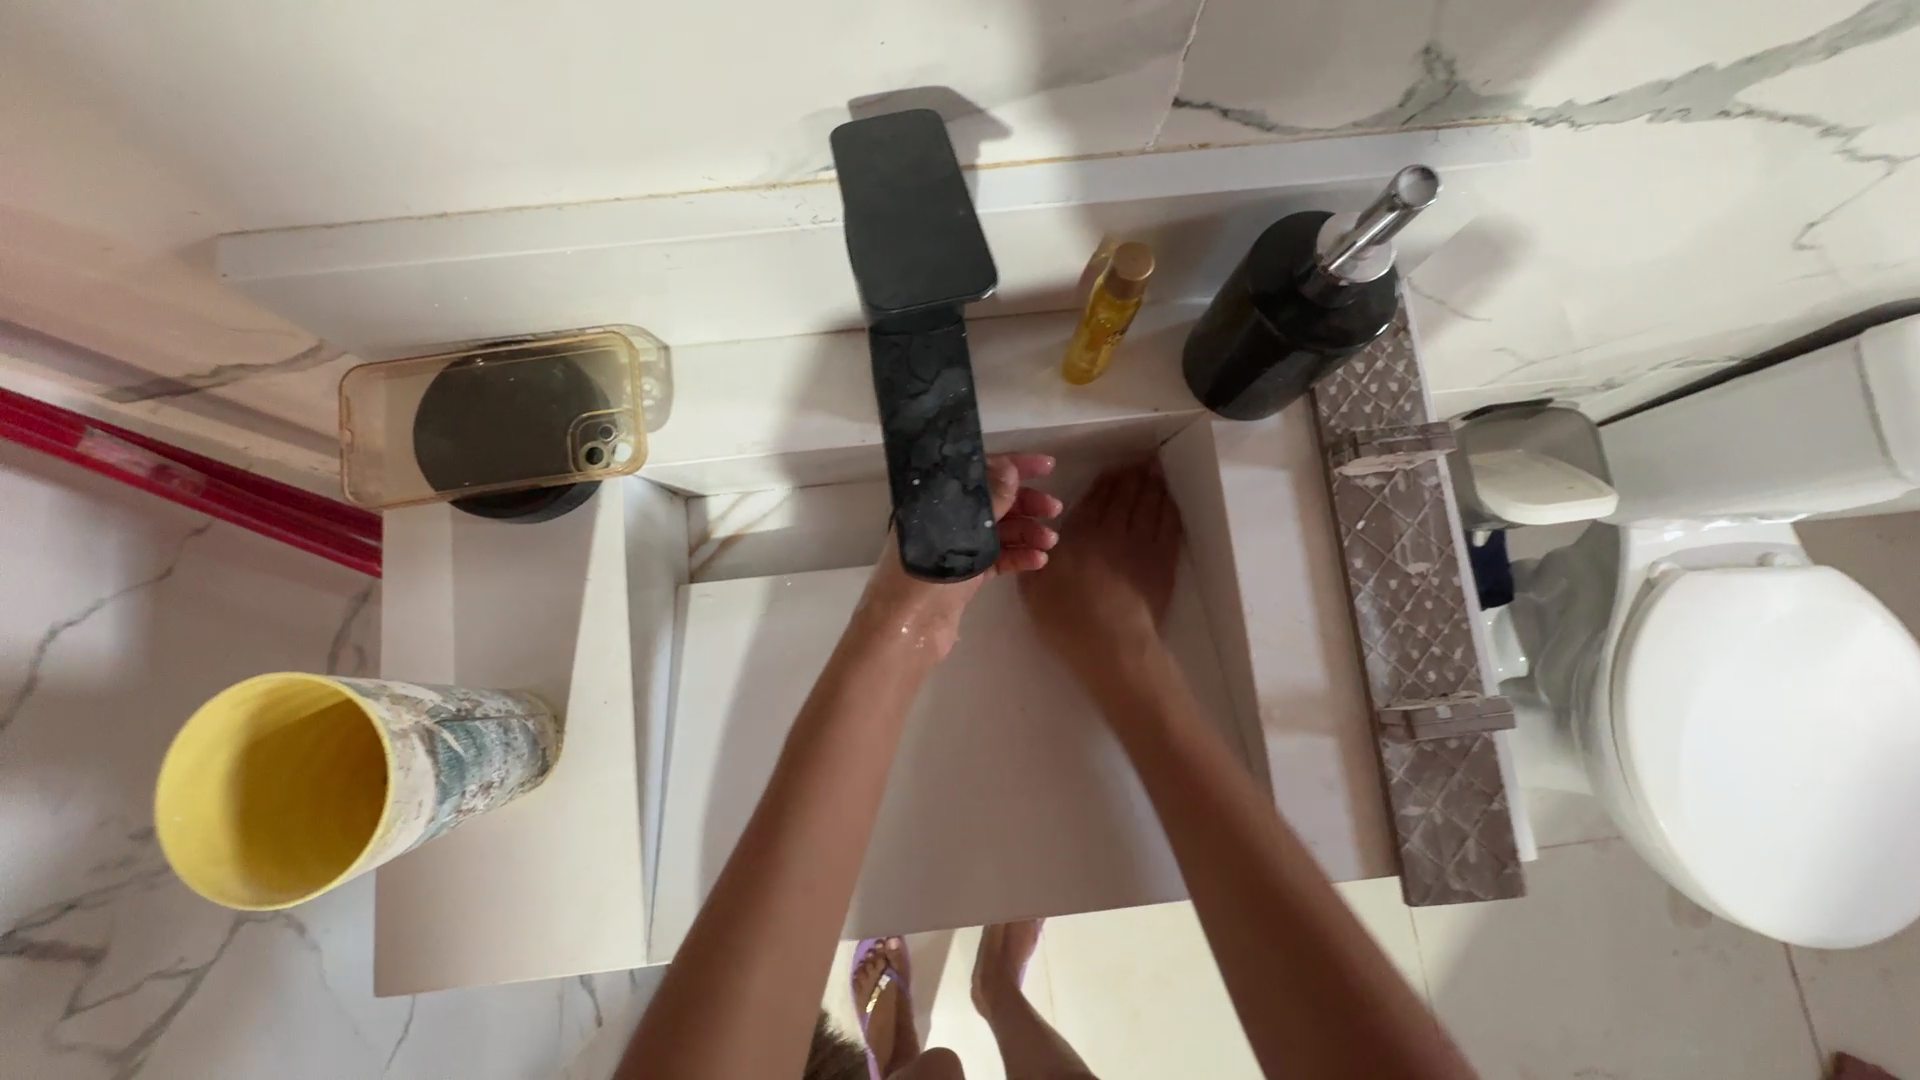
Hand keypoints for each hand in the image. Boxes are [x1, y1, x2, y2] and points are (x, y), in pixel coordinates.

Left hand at [858, 453, 1062, 654]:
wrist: (906, 630)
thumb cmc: (925, 573)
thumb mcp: (959, 530)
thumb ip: (988, 500)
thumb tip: (1010, 470)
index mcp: (934, 501)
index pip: (978, 472)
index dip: (1013, 466)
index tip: (1047, 466)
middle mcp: (944, 521)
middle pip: (991, 502)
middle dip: (1025, 502)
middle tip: (1055, 508)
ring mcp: (955, 550)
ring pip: (998, 531)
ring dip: (1026, 531)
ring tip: (1050, 540)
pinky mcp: (964, 576)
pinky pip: (997, 559)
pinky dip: (1018, 556)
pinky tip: (1039, 560)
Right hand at [1019, 459, 1181, 674]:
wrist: (1111, 642)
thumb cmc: (1065, 619)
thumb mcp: (1032, 587)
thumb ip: (1037, 557)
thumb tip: (1042, 538)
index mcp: (1077, 534)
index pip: (1095, 499)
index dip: (1106, 482)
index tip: (1114, 469)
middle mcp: (1110, 531)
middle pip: (1124, 497)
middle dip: (1132, 477)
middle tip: (1139, 462)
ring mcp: (1140, 544)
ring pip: (1148, 505)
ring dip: (1152, 486)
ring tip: (1154, 473)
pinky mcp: (1162, 561)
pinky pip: (1168, 525)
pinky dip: (1168, 508)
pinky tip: (1168, 502)